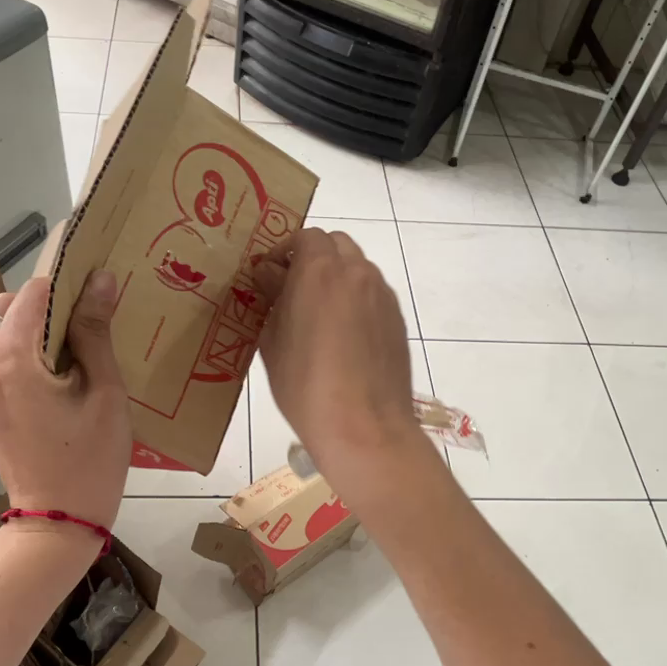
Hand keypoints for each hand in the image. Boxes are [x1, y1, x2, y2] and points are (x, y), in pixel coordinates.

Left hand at [0, 271, 129, 528]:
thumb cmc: (91, 459)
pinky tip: (16, 350)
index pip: (34, 294)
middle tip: (84, 326)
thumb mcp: (106, 393)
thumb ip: (96, 332)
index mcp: (15, 361)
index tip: (95, 300)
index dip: (67, 286)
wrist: (59, 516)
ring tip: (53, 339)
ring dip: (18, 320)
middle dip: (45, 303)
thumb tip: (100, 279)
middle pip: (7, 305)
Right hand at [256, 228, 417, 479]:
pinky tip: (342, 337)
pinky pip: (372, 295)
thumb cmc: (305, 386)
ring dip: (336, 278)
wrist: (364, 427)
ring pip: (357, 269)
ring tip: (317, 315)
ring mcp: (382, 295)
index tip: (269, 276)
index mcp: (320, 271)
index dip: (285, 251)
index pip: (305, 237)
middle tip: (291, 290)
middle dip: (313, 258)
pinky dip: (355, 300)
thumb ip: (271, 298)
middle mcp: (357, 273)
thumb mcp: (272, 341)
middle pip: (335, 245)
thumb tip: (269, 275)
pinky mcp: (397, 320)